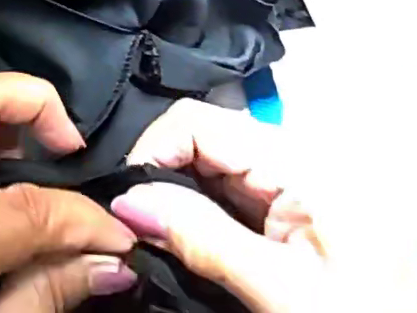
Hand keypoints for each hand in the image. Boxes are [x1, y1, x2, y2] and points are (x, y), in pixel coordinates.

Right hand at [109, 100, 416, 312]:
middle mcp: (286, 161)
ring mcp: (289, 192)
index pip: (192, 121)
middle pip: (196, 144)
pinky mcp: (292, 223)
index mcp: (291, 158)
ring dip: (174, 208)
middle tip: (131, 239)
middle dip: (157, 182)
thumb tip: (127, 203)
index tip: (123, 212)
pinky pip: (228, 207)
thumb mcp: (290, 296)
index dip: (149, 154)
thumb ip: (205, 240)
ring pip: (208, 177)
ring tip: (152, 251)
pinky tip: (187, 258)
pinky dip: (199, 227)